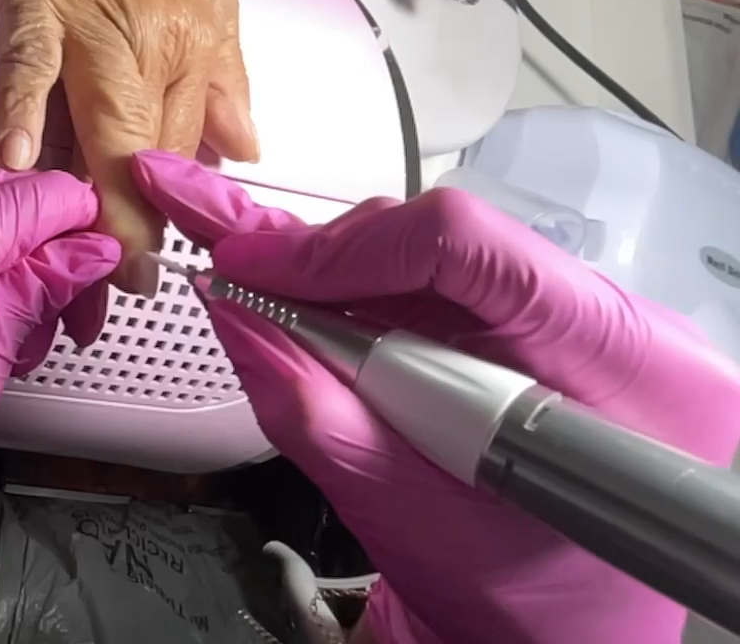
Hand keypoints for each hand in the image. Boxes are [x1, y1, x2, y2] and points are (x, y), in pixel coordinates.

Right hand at [0, 0, 257, 270]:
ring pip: (100, 126)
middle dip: (134, 235)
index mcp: (195, 49)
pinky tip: (13, 162)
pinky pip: (29, 65)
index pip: (185, 152)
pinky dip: (20, 111)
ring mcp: (93, 26)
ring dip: (91, 202)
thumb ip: (223, 77)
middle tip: (117, 298)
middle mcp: (156, 47)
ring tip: (80, 268)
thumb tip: (240, 150)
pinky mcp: (36, 4)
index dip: (171, 219)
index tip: (155, 273)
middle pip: (148, 156)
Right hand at [132, 150, 739, 643]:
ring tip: (246, 276)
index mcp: (617, 367)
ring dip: (314, 267)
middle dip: (310, 255)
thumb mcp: (403, 511)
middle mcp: (601, 319)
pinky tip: (276, 277)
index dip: (336, 251)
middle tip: (226, 264)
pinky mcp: (511, 313)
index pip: (459, 247)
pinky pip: (405, 268)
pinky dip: (329, 278)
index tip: (247, 271)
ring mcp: (560, 311)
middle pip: (425, 236)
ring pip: (407, 243)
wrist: (547, 607)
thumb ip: (314, 414)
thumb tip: (231, 311)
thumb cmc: (507, 583)